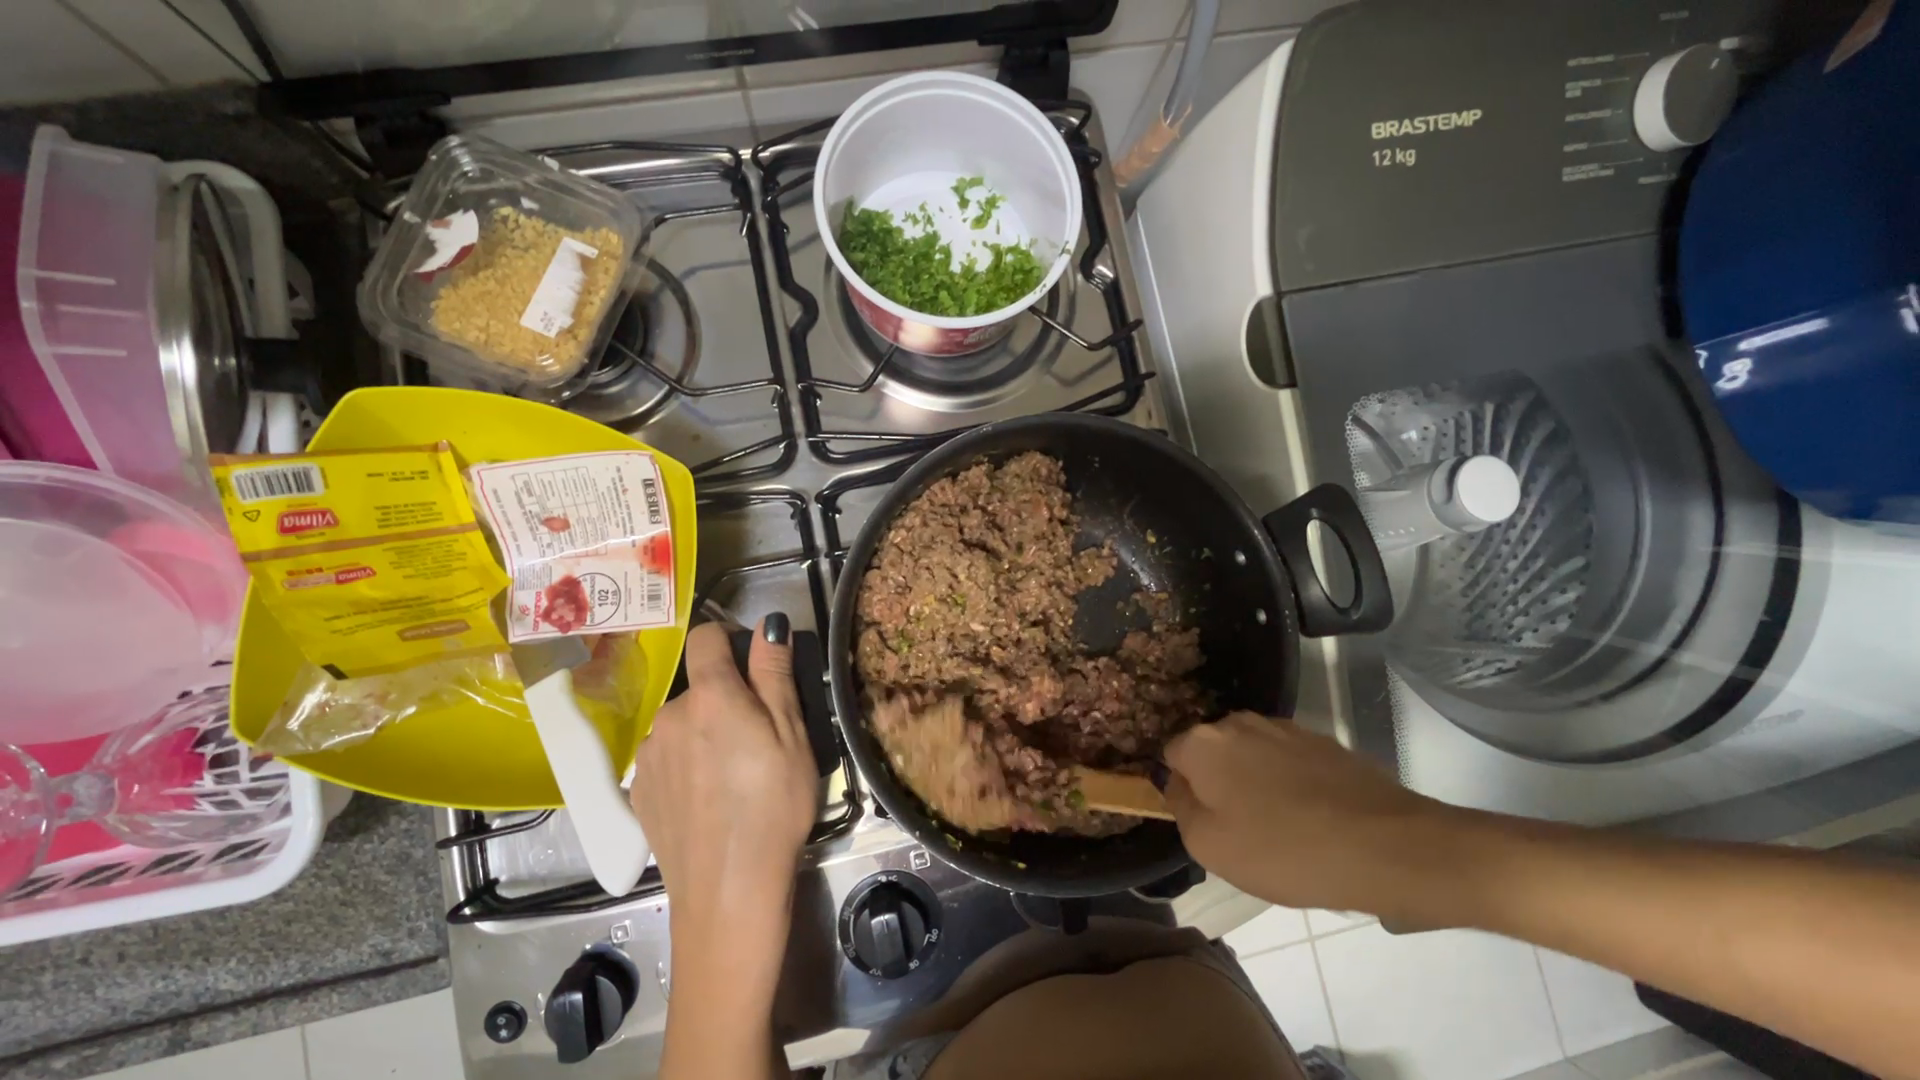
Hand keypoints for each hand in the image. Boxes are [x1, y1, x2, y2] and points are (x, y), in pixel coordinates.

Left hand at [638, 619, 812, 1077]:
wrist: (728, 888)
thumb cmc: (774, 806)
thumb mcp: (791, 735)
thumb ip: (774, 673)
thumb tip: (768, 623)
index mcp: (710, 695)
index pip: (706, 637)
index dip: (729, 640)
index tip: (753, 667)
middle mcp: (669, 715)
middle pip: (697, 687)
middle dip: (724, 700)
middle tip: (758, 740)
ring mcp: (648, 754)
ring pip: (680, 724)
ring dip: (702, 734)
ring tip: (732, 777)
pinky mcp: (638, 791)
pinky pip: (666, 758)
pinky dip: (685, 765)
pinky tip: (707, 801)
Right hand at [1162, 711, 1461, 915]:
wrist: (1385, 846)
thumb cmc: (1283, 850)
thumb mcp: (1209, 846)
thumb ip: (1181, 808)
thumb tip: (1180, 785)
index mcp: (1203, 741)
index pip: (1170, 757)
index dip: (1182, 791)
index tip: (1202, 824)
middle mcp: (1241, 722)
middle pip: (1213, 752)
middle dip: (1218, 784)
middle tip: (1238, 832)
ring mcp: (1287, 730)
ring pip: (1252, 757)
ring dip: (1255, 785)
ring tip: (1279, 831)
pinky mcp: (1326, 743)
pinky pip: (1290, 764)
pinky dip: (1291, 788)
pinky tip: (1311, 822)